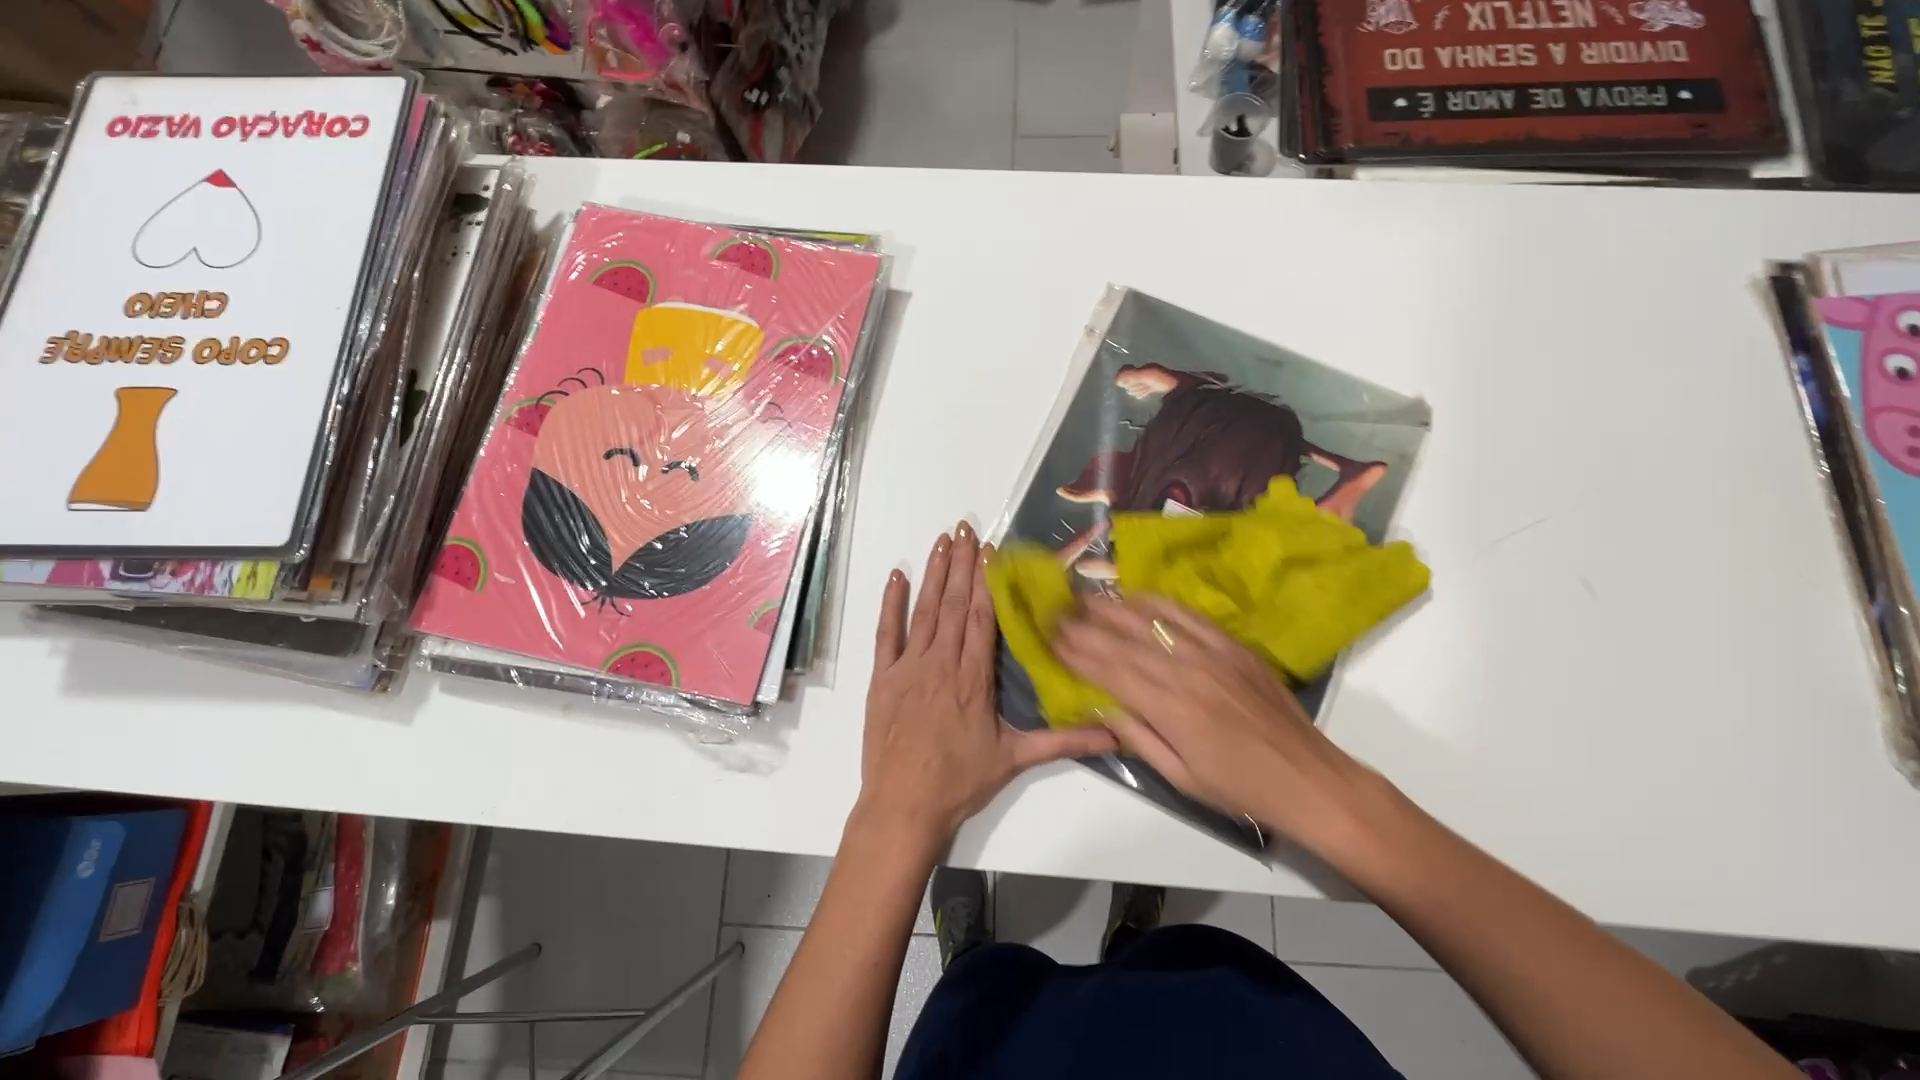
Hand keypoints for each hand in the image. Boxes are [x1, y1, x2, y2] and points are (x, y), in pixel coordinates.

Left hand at [857, 522, 1117, 848]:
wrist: (902, 806)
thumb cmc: (959, 783)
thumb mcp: (1015, 760)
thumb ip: (1064, 742)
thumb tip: (1114, 736)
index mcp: (973, 679)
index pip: (983, 618)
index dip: (987, 582)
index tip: (991, 550)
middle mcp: (941, 664)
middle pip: (954, 605)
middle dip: (961, 564)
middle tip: (965, 527)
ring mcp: (908, 669)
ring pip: (924, 612)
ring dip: (933, 574)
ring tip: (941, 540)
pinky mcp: (883, 679)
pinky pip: (886, 635)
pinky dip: (891, 605)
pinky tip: (897, 577)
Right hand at [1052, 594, 1371, 853]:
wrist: (1308, 778)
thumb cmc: (1240, 788)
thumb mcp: (1180, 777)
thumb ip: (1138, 737)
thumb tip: (1102, 706)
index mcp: (1172, 710)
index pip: (1112, 673)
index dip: (1078, 656)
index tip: (1052, 642)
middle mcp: (1189, 673)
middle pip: (1126, 643)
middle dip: (1087, 628)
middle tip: (1058, 615)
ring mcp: (1214, 654)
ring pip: (1154, 623)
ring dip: (1116, 609)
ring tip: (1086, 599)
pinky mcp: (1235, 647)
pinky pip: (1190, 617)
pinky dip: (1159, 605)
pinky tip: (1137, 597)